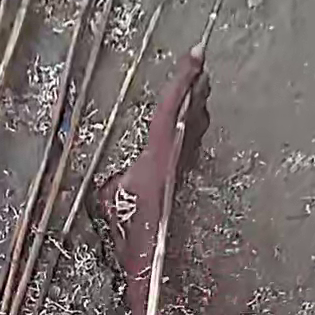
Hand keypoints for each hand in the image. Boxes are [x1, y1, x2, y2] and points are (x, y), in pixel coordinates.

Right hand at [104, 50, 212, 271]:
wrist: (155, 260)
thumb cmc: (132, 233)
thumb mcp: (111, 201)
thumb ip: (112, 184)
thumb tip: (112, 178)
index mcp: (157, 157)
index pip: (172, 111)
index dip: (183, 81)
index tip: (196, 55)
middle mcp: (175, 159)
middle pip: (192, 114)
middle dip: (196, 89)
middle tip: (203, 66)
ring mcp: (182, 170)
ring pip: (196, 129)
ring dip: (197, 107)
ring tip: (201, 88)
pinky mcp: (183, 180)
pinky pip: (192, 144)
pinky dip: (193, 128)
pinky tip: (194, 125)